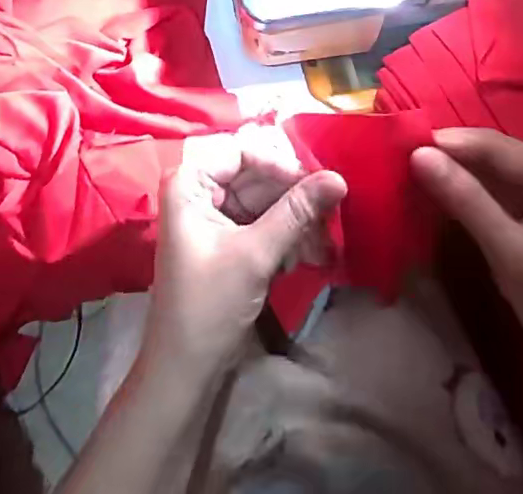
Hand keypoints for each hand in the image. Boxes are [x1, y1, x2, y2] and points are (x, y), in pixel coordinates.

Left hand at [145, 127, 346, 376]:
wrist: (184, 369)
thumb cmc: (209, 305)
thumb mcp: (256, 255)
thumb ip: (296, 212)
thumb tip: (338, 178)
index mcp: (189, 183)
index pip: (240, 152)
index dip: (278, 164)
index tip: (314, 184)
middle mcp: (198, 191)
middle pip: (256, 176)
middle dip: (293, 198)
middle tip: (330, 216)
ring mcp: (213, 216)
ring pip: (264, 201)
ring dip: (295, 220)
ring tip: (322, 245)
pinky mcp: (227, 240)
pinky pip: (262, 222)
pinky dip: (285, 236)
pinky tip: (306, 257)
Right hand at [411, 127, 522, 378]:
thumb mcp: (513, 256)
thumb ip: (467, 201)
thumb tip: (419, 154)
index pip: (499, 147)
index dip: (449, 143)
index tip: (400, 145)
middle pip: (496, 154)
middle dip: (449, 154)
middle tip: (399, 156)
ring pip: (493, 170)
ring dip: (455, 170)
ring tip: (409, 168)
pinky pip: (497, 189)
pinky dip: (468, 190)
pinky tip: (438, 188)